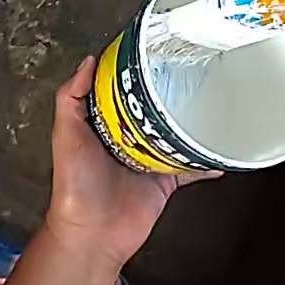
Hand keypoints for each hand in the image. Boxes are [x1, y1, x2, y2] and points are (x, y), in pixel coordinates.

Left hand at [42, 57, 215, 266]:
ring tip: (210, 102)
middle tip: (189, 72)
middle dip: (169, 93)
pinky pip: (190, 167)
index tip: (151, 50)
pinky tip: (218, 151)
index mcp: (105, 123)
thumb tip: (88, 62)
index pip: (122, 89)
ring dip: (190, 122)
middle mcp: (129, 137)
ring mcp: (149, 157)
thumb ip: (71, 98)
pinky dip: (204, 161)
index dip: (134, 70)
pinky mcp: (165, 179)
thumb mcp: (66, 135)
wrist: (93, 233)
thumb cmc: (75, 185)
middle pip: (153, 109)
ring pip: (175, 133)